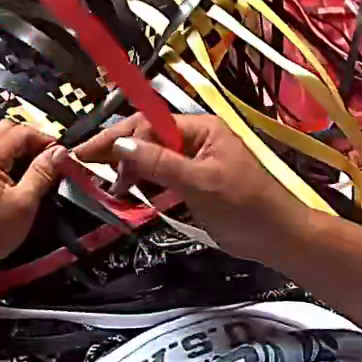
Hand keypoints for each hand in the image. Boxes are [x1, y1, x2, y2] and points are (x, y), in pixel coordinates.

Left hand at [0, 121, 66, 270]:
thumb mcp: (24, 203)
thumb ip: (42, 173)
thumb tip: (61, 151)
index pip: (20, 132)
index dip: (44, 138)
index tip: (63, 154)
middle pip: (6, 130)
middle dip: (32, 139)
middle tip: (51, 157)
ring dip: (21, 149)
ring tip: (40, 166)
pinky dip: (10, 159)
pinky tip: (23, 176)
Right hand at [74, 114, 312, 263]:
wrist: (278, 237)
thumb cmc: (245, 205)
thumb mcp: (200, 182)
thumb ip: (160, 162)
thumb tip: (120, 144)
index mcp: (201, 129)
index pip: (150, 124)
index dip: (119, 138)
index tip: (91, 157)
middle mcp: (195, 140)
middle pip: (147, 137)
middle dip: (118, 151)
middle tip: (84, 165)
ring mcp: (193, 162)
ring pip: (151, 157)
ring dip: (128, 168)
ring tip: (105, 184)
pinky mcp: (192, 184)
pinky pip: (160, 176)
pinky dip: (141, 182)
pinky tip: (126, 191)